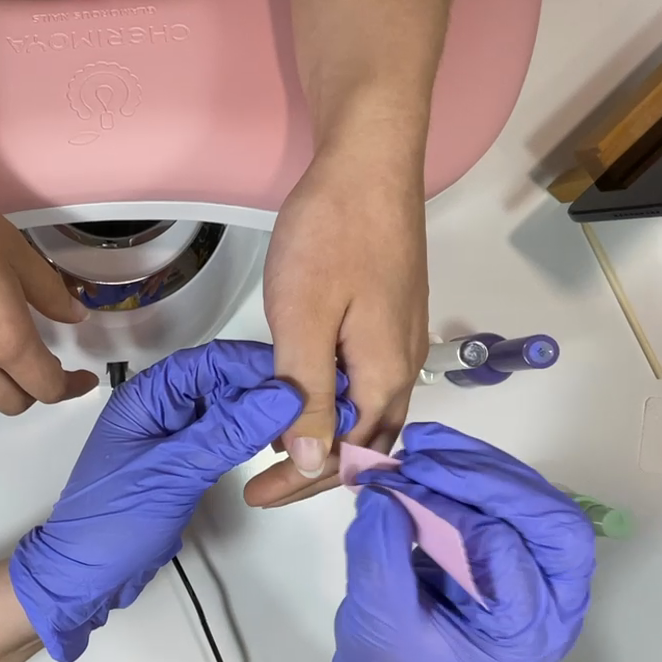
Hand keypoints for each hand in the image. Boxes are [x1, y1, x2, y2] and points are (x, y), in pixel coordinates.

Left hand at [11, 340, 302, 661]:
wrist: (87, 575)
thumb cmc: (115, 521)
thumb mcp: (174, 472)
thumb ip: (228, 432)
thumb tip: (285, 394)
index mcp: (146, 396)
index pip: (209, 363)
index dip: (257, 366)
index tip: (309, 377)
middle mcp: (160, 406)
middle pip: (223, 382)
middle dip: (267, 390)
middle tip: (322, 403)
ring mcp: (173, 434)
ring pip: (227, 409)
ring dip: (264, 414)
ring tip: (310, 424)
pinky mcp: (184, 460)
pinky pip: (224, 437)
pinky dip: (251, 438)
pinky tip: (280, 445)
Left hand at [247, 150, 428, 507]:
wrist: (367, 164)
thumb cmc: (331, 237)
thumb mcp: (305, 321)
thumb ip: (308, 394)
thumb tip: (312, 462)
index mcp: (384, 375)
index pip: (351, 456)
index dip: (305, 484)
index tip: (260, 496)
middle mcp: (401, 367)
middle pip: (365, 442)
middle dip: (315, 471)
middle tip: (264, 486)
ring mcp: (398, 340)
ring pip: (366, 414)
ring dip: (325, 440)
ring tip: (277, 456)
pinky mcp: (386, 318)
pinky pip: (363, 383)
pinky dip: (331, 407)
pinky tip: (300, 403)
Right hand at [328, 423, 595, 661]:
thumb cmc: (388, 657)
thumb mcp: (376, 617)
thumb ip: (378, 558)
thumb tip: (381, 491)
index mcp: (524, 633)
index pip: (506, 553)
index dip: (450, 513)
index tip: (393, 489)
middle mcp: (553, 600)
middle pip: (551, 523)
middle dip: (486, 480)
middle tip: (423, 459)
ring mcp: (542, 570)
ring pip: (538, 499)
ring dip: (479, 463)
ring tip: (420, 444)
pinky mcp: (518, 543)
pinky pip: (512, 493)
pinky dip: (471, 464)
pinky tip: (427, 449)